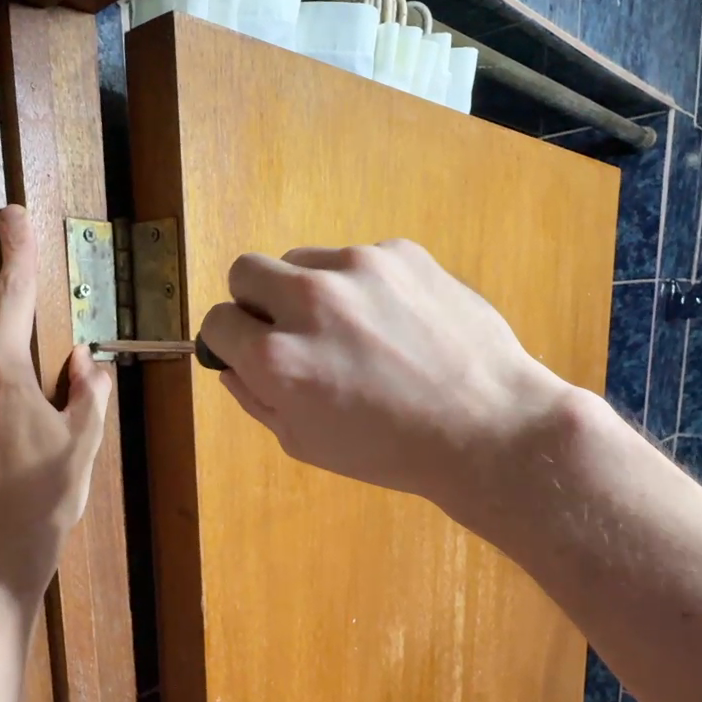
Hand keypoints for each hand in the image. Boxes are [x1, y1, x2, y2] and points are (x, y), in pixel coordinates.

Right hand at [198, 240, 574, 508]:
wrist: (485, 424)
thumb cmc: (387, 449)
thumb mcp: (303, 442)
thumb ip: (255, 397)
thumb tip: (230, 363)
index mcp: (278, 357)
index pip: (217, 321)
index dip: (228, 340)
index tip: (247, 351)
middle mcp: (308, 300)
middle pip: (245, 270)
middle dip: (255, 301)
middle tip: (289, 332)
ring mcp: (356, 267)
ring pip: (301, 260)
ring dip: (308, 291)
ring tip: (353, 332)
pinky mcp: (400, 251)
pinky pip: (355, 260)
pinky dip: (360, 287)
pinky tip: (394, 323)